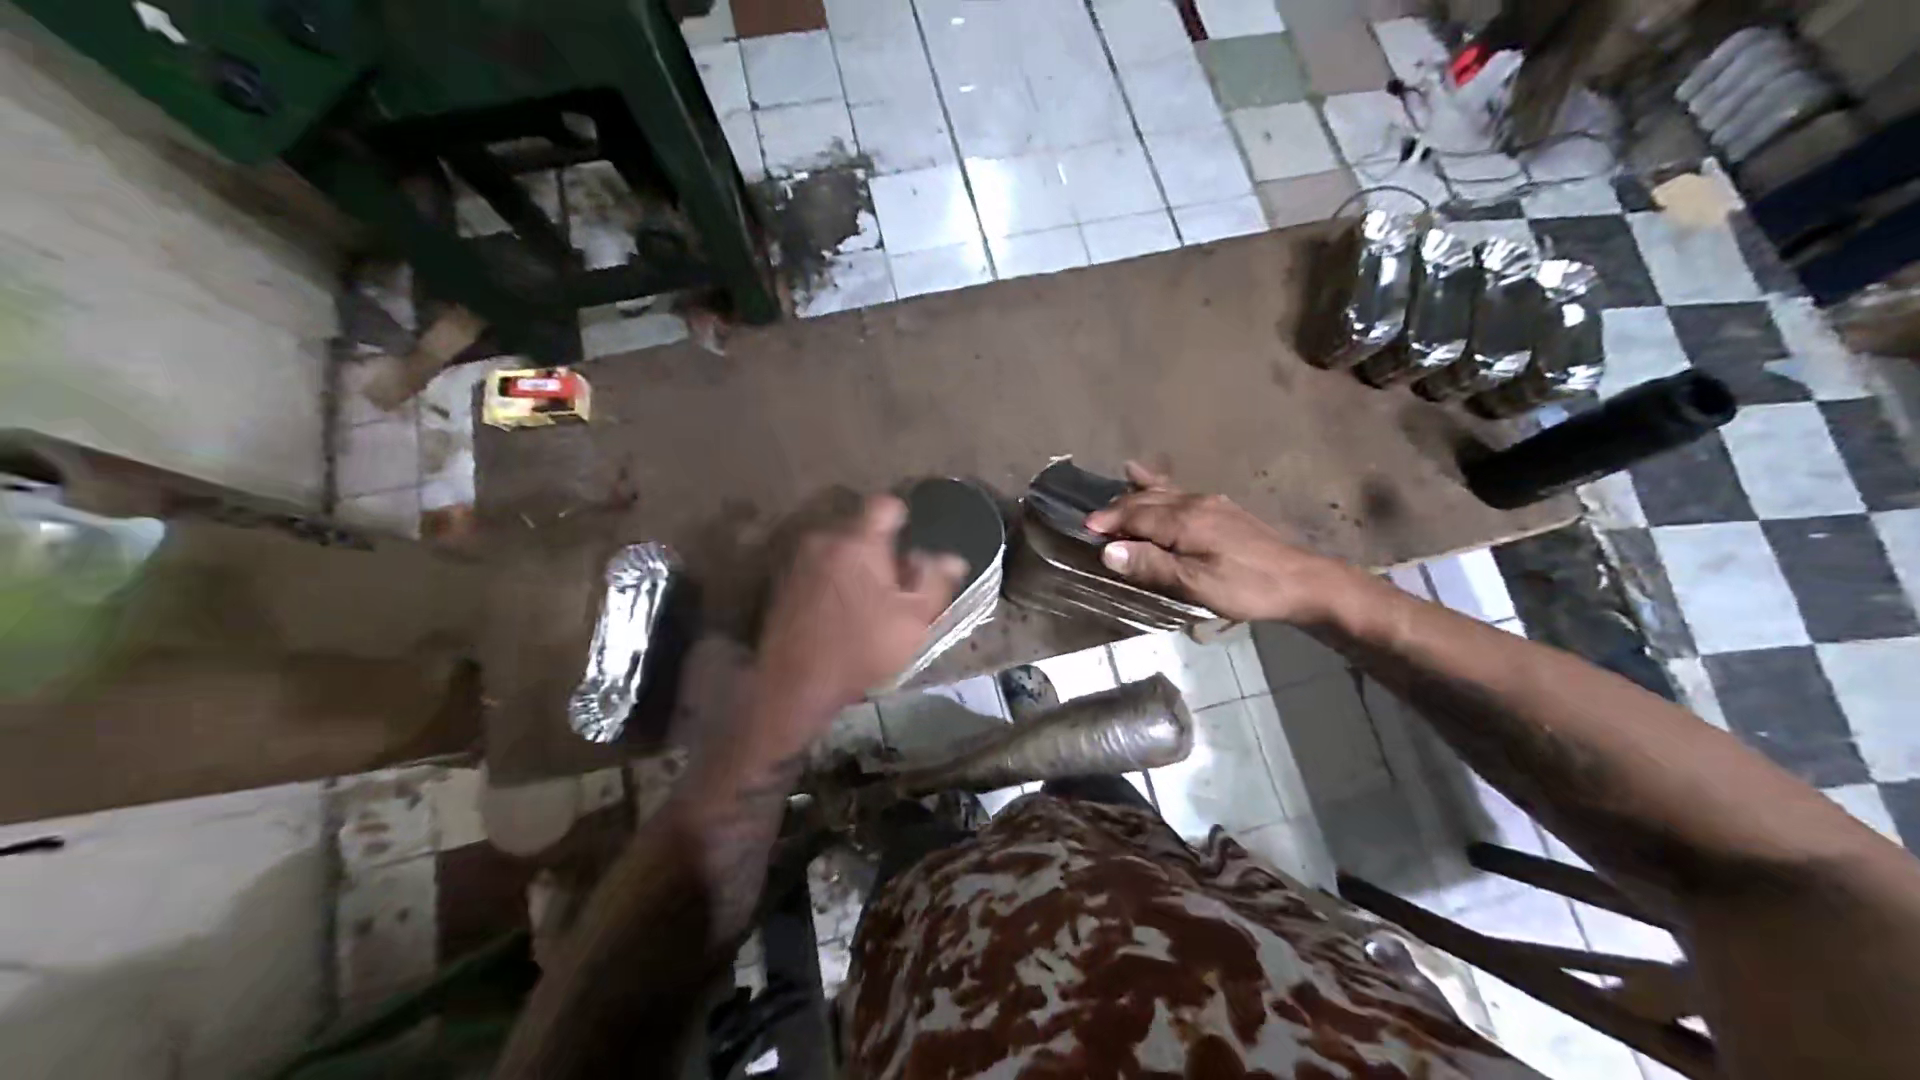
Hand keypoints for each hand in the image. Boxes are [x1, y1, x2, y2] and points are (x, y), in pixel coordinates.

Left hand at [756, 495, 967, 718]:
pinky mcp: (782, 581)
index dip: (904, 520)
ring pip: (837, 548)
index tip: (910, 549)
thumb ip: (935, 581)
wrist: (794, 684)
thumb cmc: (862, 648)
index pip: (886, 505)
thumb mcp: (914, 620)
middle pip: (860, 529)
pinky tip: (839, 611)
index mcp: (858, 542)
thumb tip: (953, 558)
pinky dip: (832, 578)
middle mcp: (823, 539)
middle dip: (879, 550)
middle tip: (893, 585)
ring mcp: (798, 559)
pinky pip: (817, 566)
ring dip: (853, 565)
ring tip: (865, 602)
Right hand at [1084, 463, 1358, 623]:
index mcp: (1184, 521)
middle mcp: (1194, 503)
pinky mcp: (1223, 510)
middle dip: (1116, 508)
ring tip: (1114, 494)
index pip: (1135, 516)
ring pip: (1163, 493)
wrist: (1303, 581)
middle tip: (1094, 522)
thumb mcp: (1196, 584)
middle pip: (1146, 500)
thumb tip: (1108, 551)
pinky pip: (1180, 492)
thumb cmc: (1247, 587)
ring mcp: (1211, 503)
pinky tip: (1154, 481)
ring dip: (1135, 495)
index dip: (1108, 522)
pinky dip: (1159, 485)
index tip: (1084, 529)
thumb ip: (1151, 565)